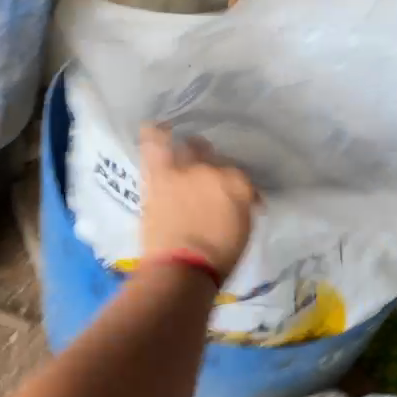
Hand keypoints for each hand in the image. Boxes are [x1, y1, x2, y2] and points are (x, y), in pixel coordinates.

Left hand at [138, 125, 255, 276]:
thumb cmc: (218, 259)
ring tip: (187, 154)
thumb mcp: (243, 232)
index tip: (236, 205)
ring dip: (191, 150)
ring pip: (190, 147)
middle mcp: (214, 170)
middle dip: (215, 169)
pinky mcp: (159, 175)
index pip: (241, 178)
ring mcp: (185, 169)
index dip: (238, 191)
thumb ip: (242, 207)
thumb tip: (239, 201)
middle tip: (208, 186)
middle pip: (216, 160)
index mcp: (239, 185)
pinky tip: (153, 126)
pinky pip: (155, 144)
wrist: (181, 270)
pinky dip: (154, 133)